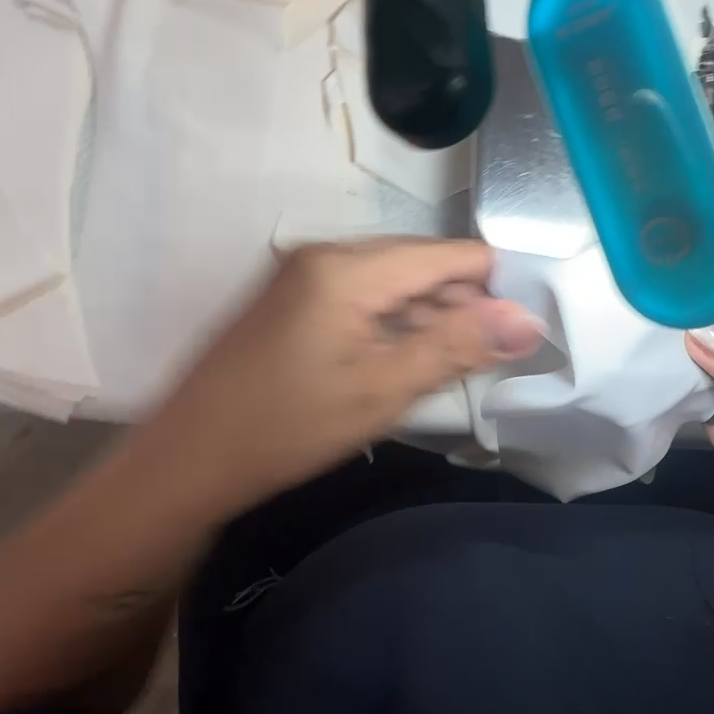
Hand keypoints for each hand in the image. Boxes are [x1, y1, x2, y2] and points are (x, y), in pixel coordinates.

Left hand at [147, 237, 545, 510]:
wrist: (184, 460)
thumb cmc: (286, 428)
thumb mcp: (382, 391)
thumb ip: (457, 347)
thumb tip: (529, 320)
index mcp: (348, 266)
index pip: (447, 254)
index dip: (493, 285)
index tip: (523, 328)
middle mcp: (324, 253)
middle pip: (417, 263)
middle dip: (461, 303)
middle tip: (494, 356)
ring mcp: (300, 273)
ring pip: (389, 281)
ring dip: (426, 315)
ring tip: (456, 361)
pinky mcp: (288, 297)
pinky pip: (358, 294)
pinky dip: (389, 321)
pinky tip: (404, 357)